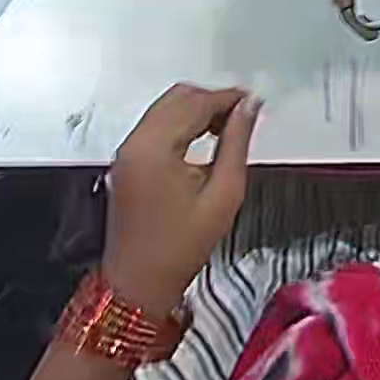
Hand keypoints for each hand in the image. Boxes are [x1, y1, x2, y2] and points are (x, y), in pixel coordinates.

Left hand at [101, 84, 260, 313]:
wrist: (140, 282)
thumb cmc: (179, 247)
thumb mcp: (224, 192)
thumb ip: (237, 142)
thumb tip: (249, 109)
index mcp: (156, 149)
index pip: (197, 103)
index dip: (230, 98)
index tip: (252, 101)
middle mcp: (135, 144)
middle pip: (179, 96)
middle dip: (213, 99)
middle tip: (243, 113)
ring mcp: (127, 152)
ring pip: (167, 106)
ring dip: (198, 109)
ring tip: (228, 127)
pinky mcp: (127, 160)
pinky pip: (157, 124)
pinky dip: (183, 122)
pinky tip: (205, 138)